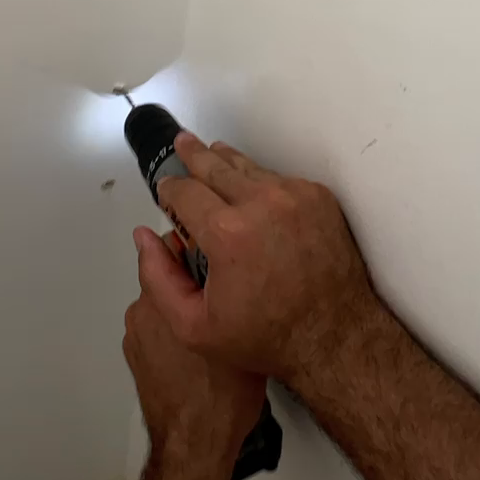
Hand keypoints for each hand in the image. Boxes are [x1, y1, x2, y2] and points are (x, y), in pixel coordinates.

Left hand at [125, 231, 266, 479]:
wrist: (196, 442)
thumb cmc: (224, 391)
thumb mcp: (241, 329)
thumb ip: (226, 289)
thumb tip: (229, 266)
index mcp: (169, 294)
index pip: (172, 245)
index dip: (195, 246)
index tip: (215, 255)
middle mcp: (145, 306)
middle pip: (166, 272)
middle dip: (187, 277)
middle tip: (216, 296)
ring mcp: (135, 330)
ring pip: (159, 299)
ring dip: (176, 304)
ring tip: (206, 327)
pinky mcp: (132, 351)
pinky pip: (151, 325)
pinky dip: (165, 329)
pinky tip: (189, 350)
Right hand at [136, 133, 382, 385]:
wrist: (337, 338)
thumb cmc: (265, 337)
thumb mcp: (195, 327)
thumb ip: (159, 279)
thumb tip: (143, 235)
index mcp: (227, 233)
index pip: (184, 190)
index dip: (169, 188)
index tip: (165, 190)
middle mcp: (260, 203)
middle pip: (214, 163)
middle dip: (193, 154)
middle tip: (181, 142)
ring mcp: (292, 195)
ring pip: (247, 166)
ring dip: (225, 162)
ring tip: (211, 153)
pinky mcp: (316, 195)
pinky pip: (277, 178)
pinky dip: (260, 182)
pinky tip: (252, 192)